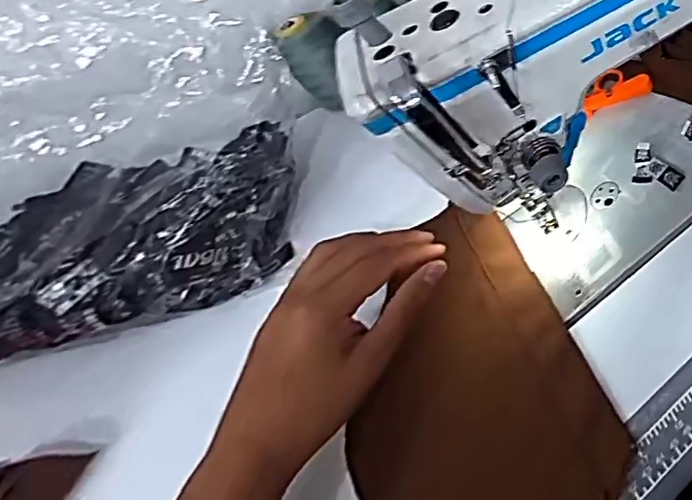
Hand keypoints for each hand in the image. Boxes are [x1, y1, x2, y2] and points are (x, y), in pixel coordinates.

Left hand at [181, 230, 447, 498]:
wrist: (253, 451)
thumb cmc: (308, 414)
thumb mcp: (372, 360)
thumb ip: (405, 309)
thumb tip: (432, 272)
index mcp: (320, 308)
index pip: (377, 260)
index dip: (412, 251)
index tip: (437, 251)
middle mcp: (298, 298)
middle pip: (354, 248)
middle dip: (396, 240)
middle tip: (426, 244)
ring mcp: (284, 304)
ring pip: (331, 250)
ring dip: (369, 241)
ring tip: (398, 246)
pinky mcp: (278, 312)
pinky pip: (314, 264)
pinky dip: (345, 251)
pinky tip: (359, 261)